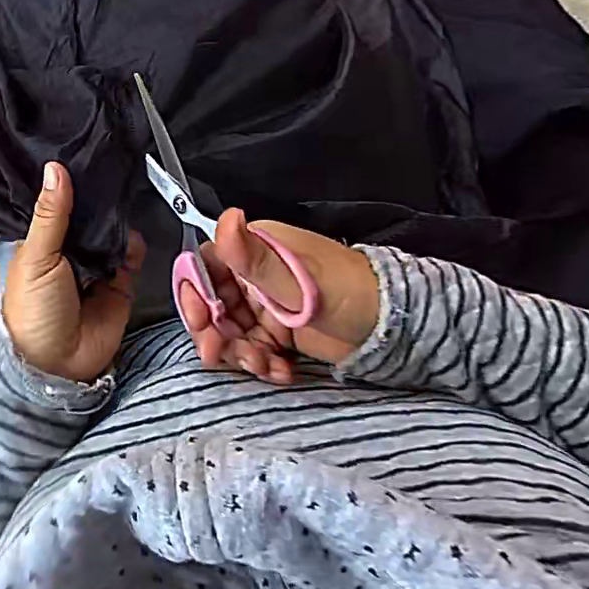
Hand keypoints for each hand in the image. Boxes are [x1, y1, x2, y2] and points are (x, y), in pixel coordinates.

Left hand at [3, 162, 143, 382]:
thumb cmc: (33, 309)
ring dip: (118, 223)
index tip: (88, 156)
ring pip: (113, 236)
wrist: (55, 365)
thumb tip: (55, 168)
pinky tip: (132, 237)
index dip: (73, 188)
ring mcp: (97, 269)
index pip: (61, 208)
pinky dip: (134, 247)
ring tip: (126, 200)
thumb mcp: (36, 256)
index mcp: (44, 244)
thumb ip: (51, 214)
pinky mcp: (120, 286)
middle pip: (91, 220)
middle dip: (101, 203)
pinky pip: (131, 258)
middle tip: (114, 172)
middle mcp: (71, 253)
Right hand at [176, 209, 378, 381]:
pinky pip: (253, 349)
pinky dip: (260, 363)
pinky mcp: (280, 332)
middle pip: (213, 304)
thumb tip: (226, 217)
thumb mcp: (296, 277)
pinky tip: (280, 371)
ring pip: (231, 331)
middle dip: (213, 331)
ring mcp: (267, 305)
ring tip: (264, 365)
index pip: (207, 267)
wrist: (392, 327)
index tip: (201, 319)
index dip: (196, 293)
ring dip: (238, 353)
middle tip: (220, 353)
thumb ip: (253, 256)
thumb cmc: (348, 292)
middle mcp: (256, 274)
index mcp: (256, 249)